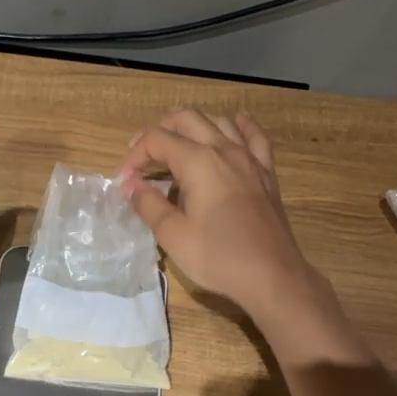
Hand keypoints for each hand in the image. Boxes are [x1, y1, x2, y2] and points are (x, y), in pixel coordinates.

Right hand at [119, 110, 318, 323]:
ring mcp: (249, 158)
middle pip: (186, 120)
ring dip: (192, 128)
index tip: (125, 182)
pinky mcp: (265, 172)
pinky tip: (232, 125)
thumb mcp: (172, 235)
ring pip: (218, 122)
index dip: (134, 156)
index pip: (157, 140)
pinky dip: (238, 126)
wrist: (271, 275)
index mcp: (198, 162)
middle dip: (159, 133)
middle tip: (143, 160)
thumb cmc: (217, 257)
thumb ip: (148, 204)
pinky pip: (253, 136)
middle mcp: (224, 150)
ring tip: (177, 150)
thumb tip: (130, 185)